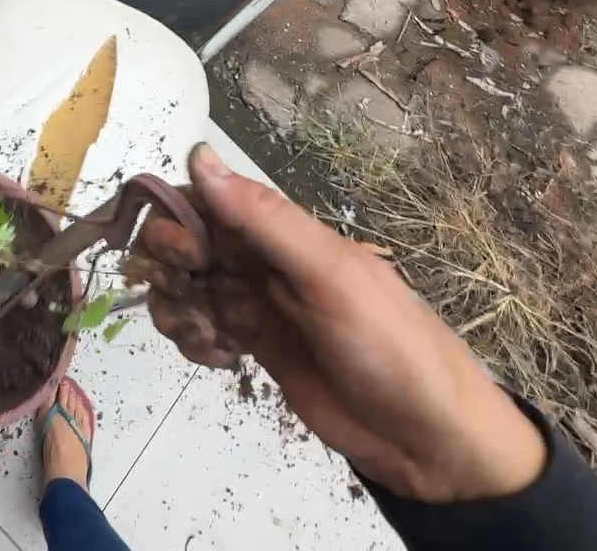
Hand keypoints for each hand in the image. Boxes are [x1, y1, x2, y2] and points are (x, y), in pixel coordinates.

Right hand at [132, 144, 547, 503]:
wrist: (427, 442)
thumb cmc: (388, 346)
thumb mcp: (329, 274)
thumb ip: (263, 217)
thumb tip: (197, 153)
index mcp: (274, 228)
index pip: (197, 201)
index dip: (174, 222)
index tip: (185, 259)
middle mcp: (254, 256)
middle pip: (176, 244)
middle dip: (169, 272)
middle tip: (196, 307)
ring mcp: (248, 301)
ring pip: (178, 286)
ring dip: (176, 311)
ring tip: (210, 342)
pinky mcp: (246, 342)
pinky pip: (194, 327)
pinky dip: (193, 341)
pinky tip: (223, 359)